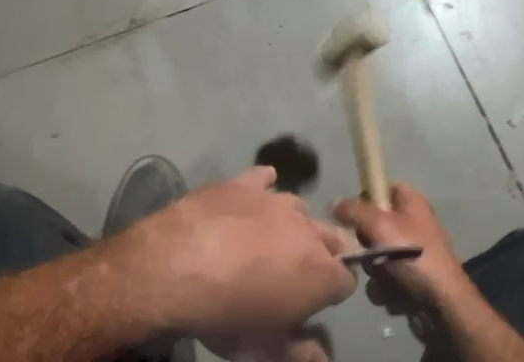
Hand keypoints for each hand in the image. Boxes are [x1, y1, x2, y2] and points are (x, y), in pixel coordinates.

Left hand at [115, 166, 357, 339]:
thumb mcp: (267, 349)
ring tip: (269, 242)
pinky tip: (254, 195)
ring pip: (298, 208)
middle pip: (330, 237)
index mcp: (321, 272)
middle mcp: (306, 228)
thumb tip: (321, 354)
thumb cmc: (227, 315)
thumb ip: (303, 350)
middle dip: (321, 254)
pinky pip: (263, 178)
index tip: (311, 301)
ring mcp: (274, 200)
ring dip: (292, 224)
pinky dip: (264, 186)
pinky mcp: (243, 182)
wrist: (177, 268)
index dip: (330, 291)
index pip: (345, 279)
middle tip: (294, 273)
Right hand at [331, 183, 467, 304]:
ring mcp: (414, 254)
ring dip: (375, 271)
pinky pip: (386, 279)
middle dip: (367, 244)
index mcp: (411, 202)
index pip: (381, 186)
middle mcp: (413, 224)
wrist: (443, 305)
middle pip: (374, 225)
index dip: (365, 198)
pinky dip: (387, 289)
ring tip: (385, 279)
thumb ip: (352, 211)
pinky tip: (394, 296)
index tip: (352, 214)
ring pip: (377, 256)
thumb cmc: (413, 256)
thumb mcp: (378, 225)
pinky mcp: (413, 280)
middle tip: (369, 252)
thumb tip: (333, 203)